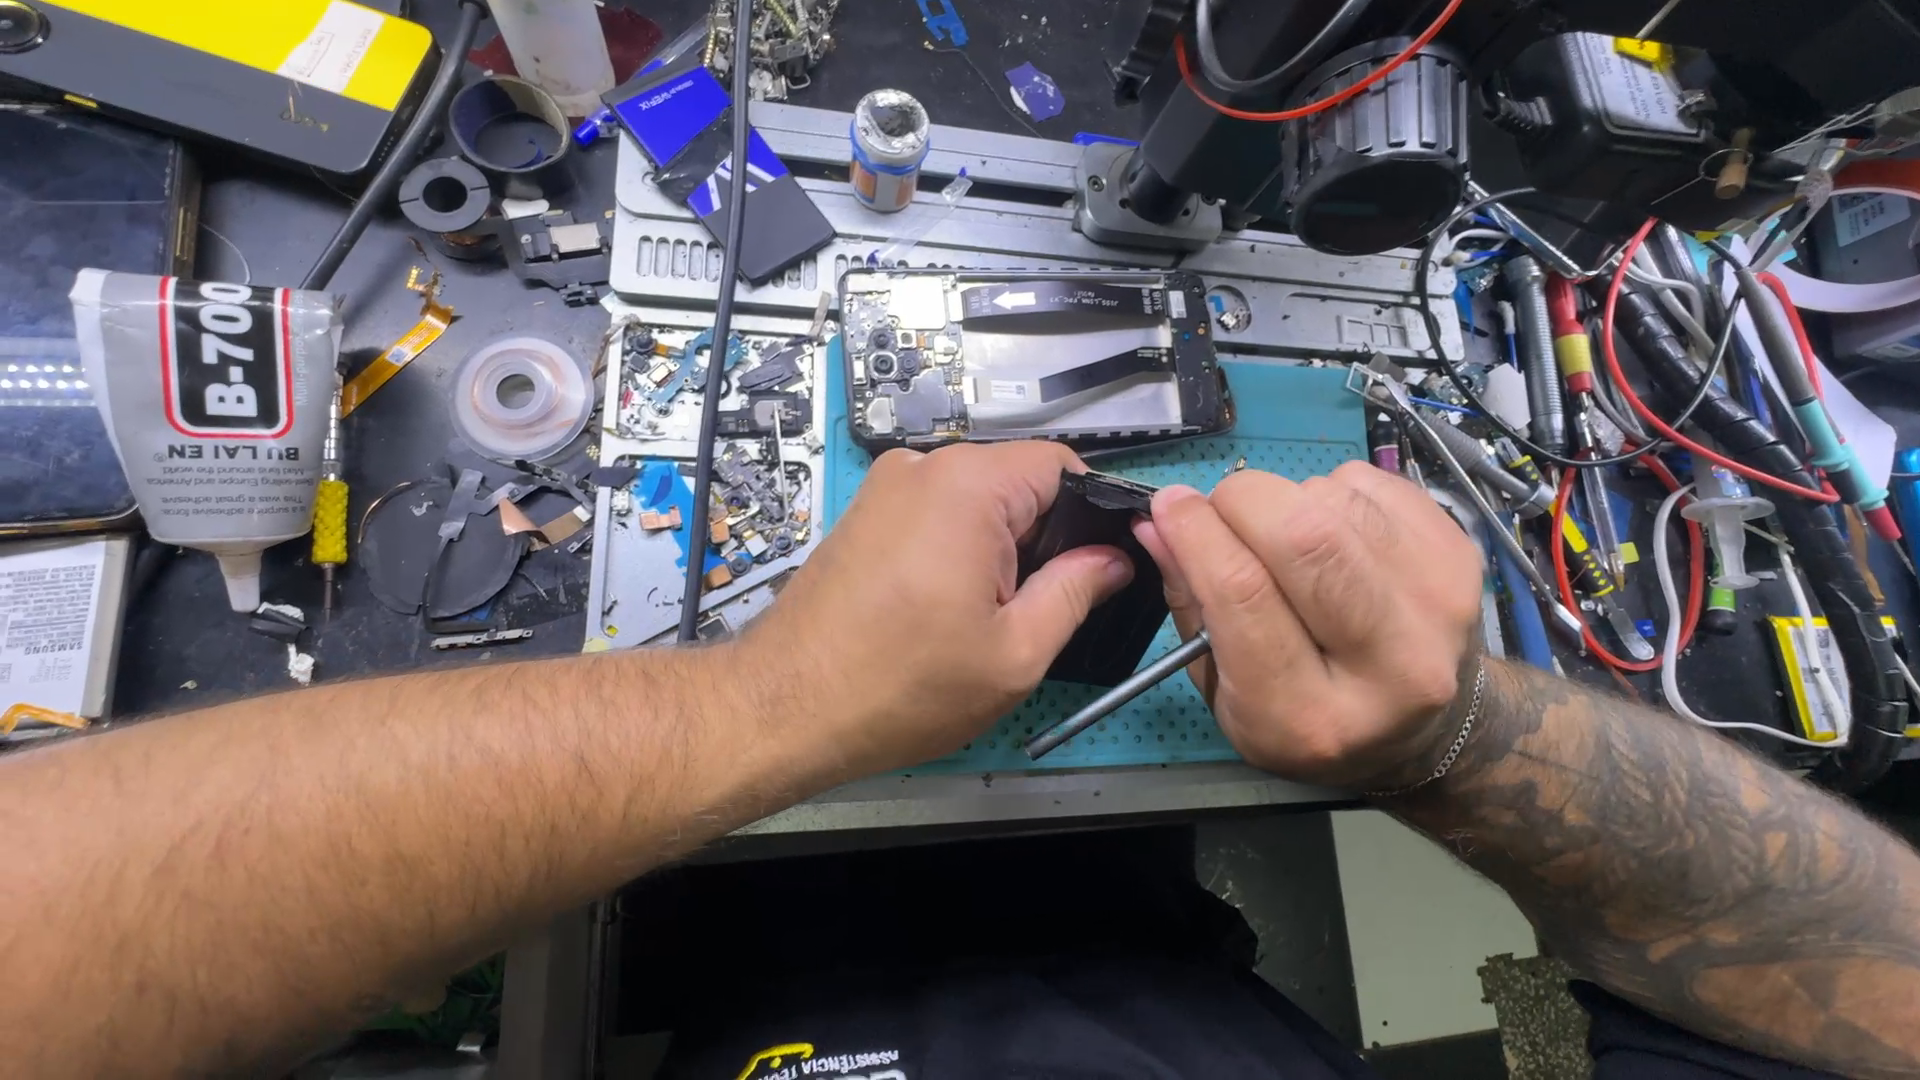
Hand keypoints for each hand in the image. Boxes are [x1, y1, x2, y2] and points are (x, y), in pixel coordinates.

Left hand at [739, 441, 1133, 781]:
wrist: (786, 708)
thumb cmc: (903, 687)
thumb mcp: (1014, 652)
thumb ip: (1076, 591)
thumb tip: (1113, 558)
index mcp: (968, 485)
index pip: (1061, 465)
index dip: (1090, 513)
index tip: (1095, 565)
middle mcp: (922, 466)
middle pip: (1016, 480)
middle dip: (1041, 536)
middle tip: (1040, 605)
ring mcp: (885, 486)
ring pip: (976, 500)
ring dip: (997, 547)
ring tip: (986, 613)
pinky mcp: (864, 512)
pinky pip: (935, 512)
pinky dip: (957, 547)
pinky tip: (946, 603)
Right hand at [1132, 462, 1482, 790]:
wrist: (1429, 730)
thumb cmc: (1301, 714)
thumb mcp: (1222, 687)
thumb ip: (1189, 604)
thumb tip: (1157, 522)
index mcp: (1308, 714)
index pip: (1243, 594)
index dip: (1196, 534)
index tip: (1168, 506)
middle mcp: (1388, 665)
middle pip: (1306, 538)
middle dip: (1241, 500)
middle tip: (1220, 509)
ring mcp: (1439, 606)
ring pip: (1335, 500)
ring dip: (1285, 498)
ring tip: (1279, 537)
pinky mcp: (1462, 558)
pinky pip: (1370, 483)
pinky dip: (1328, 489)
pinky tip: (1329, 530)